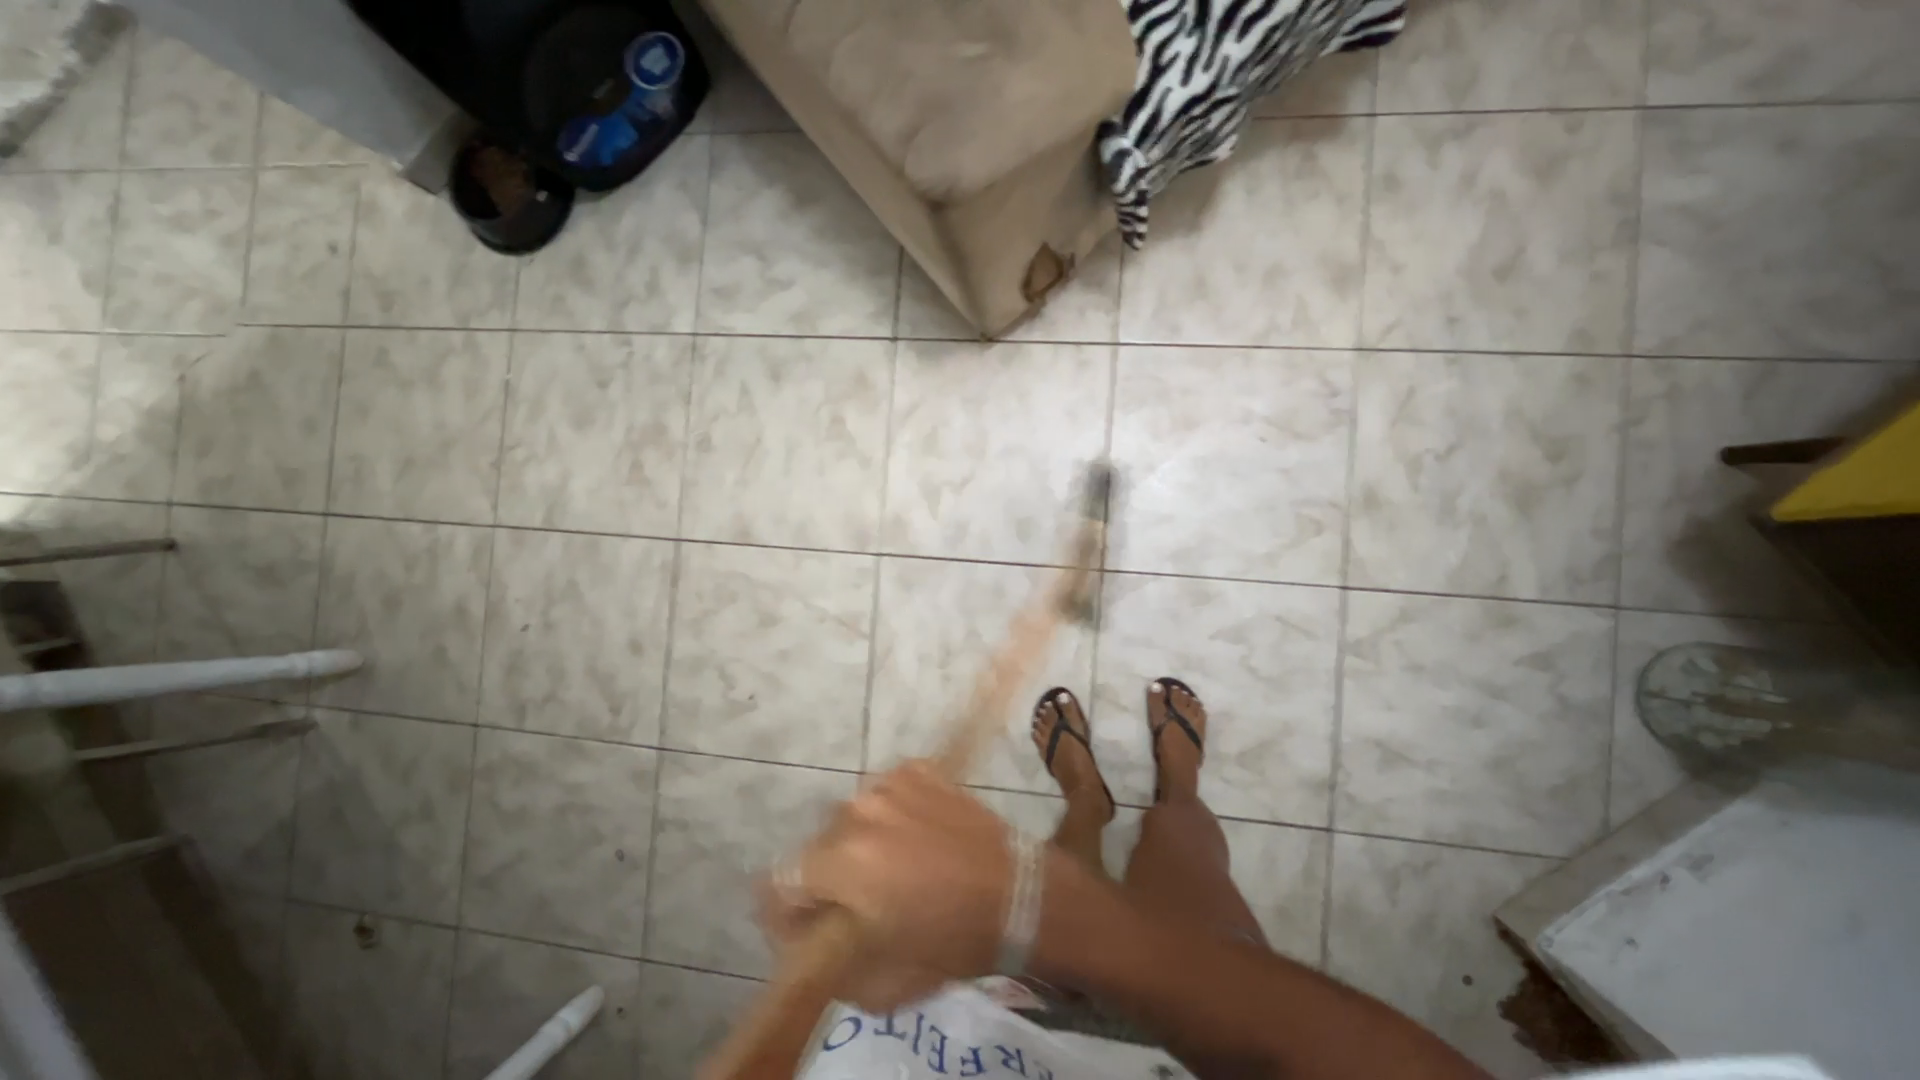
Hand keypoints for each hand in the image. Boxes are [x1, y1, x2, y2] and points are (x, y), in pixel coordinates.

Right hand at [758, 761, 1015, 1010]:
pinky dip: (894, 814)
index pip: (777, 882)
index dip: (788, 912)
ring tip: (898, 866)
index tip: (811, 928)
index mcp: (839, 862)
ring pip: (852, 818)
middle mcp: (855, 812)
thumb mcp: (878, 982)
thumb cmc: (949, 943)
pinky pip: (886, 794)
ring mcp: (889, 784)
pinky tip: (920, 836)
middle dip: (829, 878)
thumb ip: (823, 964)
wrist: (1021, 896)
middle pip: (817, 848)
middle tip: (862, 901)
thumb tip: (802, 940)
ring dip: (862, 842)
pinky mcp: (919, 770)